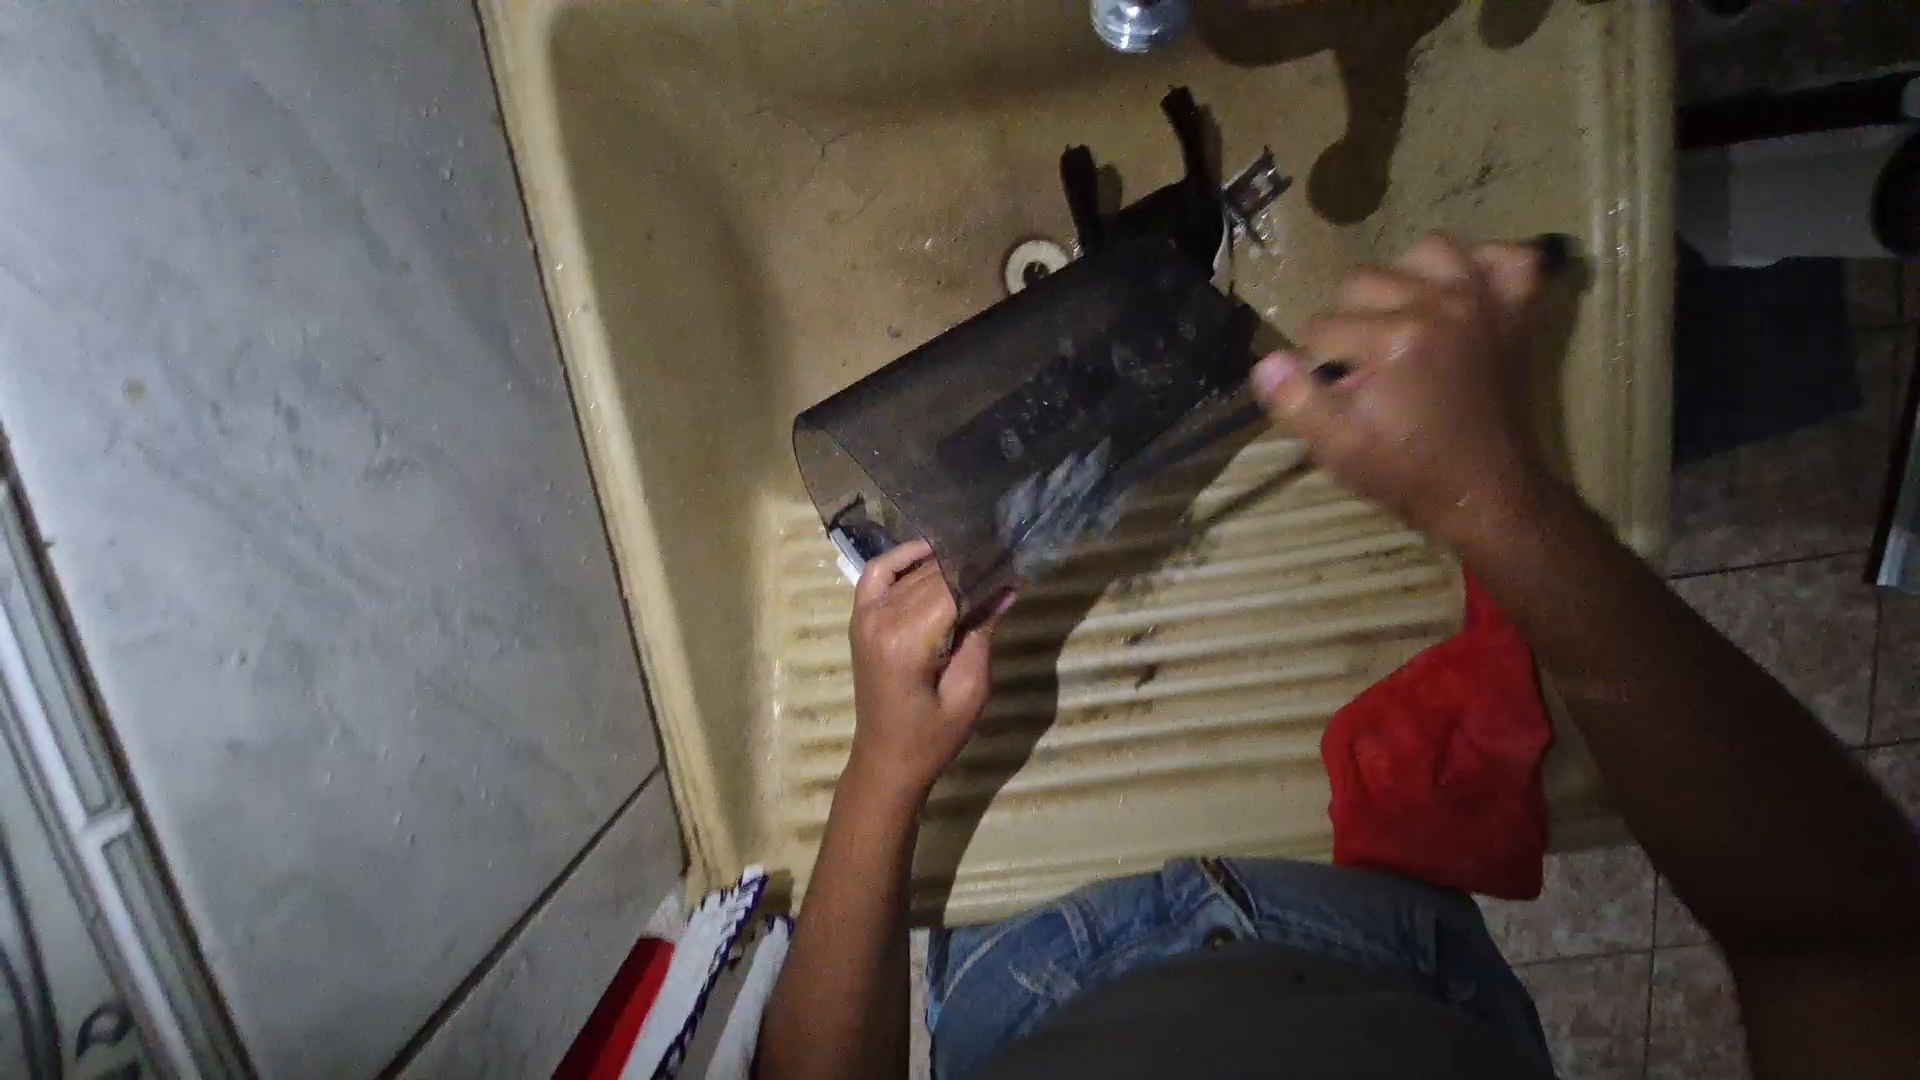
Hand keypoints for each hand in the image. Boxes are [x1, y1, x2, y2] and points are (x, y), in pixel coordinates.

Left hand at [846, 540, 1013, 802]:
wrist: (887, 758)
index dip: (983, 572)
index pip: (952, 586)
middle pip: (933, 575)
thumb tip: (1006, 587)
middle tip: (1003, 562)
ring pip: (912, 572)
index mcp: (907, 640)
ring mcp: (864, 615)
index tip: (1012, 562)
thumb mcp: (970, 689)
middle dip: (969, 567)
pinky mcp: (860, 617)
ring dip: (944, 564)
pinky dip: (902, 557)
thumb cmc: (933, 735)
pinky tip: (930, 552)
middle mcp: (880, 618)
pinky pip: (877, 572)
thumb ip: (982, 633)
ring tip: (977, 562)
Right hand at [1248, 233, 1558, 546]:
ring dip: (1404, 279)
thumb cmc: (1406, 472)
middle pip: (1363, 281)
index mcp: (1394, 338)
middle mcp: (1441, 304)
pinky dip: (1480, 268)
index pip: (1321, 327)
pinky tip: (1458, 295)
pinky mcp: (1518, 313)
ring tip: (1395, 318)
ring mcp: (1486, 303)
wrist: (1486, 494)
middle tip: (1354, 364)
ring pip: (1429, 252)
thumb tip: (1266, 360)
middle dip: (1346, 320)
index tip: (1325, 392)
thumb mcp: (1336, 446)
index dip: (1310, 361)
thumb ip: (1294, 400)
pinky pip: (1507, 258)